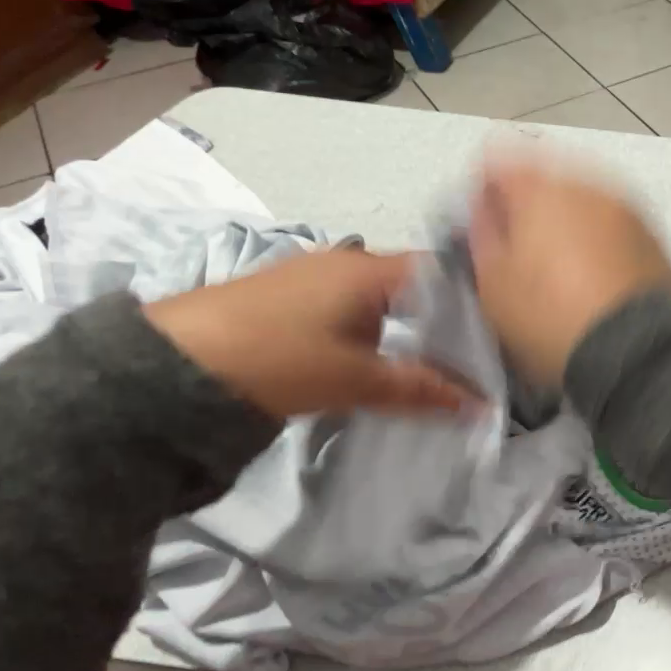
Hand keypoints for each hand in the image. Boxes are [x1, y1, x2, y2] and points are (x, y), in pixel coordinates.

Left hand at [144, 249, 471, 418]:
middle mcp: (346, 263)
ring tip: (440, 363)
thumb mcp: (358, 379)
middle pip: (418, 285)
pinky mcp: (293, 299)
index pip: (444, 272)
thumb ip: (423, 390)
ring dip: (413, 327)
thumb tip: (482, 407)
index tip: (501, 334)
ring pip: (388, 299)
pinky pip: (359, 308)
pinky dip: (384, 330)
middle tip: (478, 356)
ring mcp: (316, 278)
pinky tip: (388, 359)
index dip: (477, 300)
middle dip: (448, 319)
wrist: (169, 366)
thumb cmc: (277, 358)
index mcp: (370, 270)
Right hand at [468, 152, 670, 385]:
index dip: (482, 199)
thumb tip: (486, 213)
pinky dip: (601, 247)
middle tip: (522, 260)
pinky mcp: (657, 241)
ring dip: (568, 229)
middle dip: (529, 212)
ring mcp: (629, 210)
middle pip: (544, 182)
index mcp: (539, 185)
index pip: (492, 163)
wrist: (639, 353)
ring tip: (562, 278)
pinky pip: (615, 232)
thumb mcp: (493, 285)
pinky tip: (595, 284)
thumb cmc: (555, 319)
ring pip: (583, 206)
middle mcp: (588, 185)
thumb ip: (481, 236)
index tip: (482, 234)